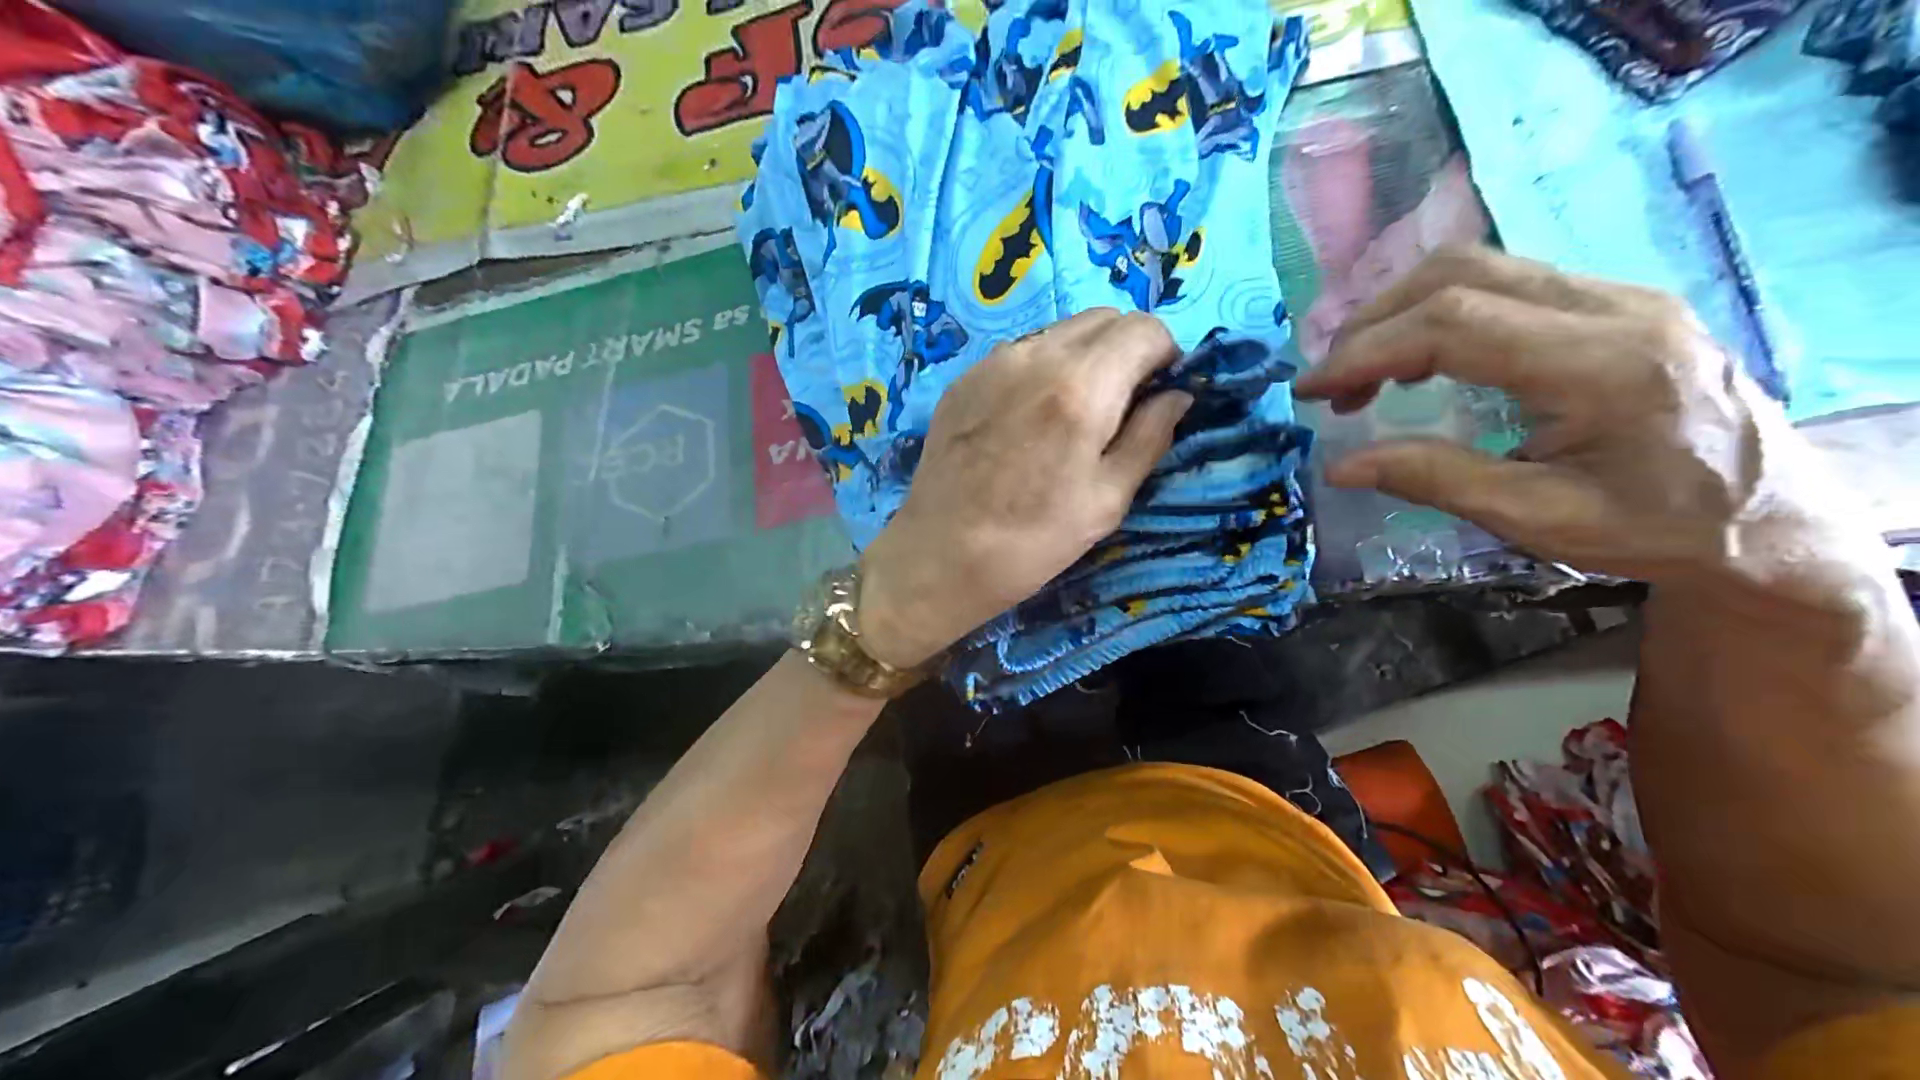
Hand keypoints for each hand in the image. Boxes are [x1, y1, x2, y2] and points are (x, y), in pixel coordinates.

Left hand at [856, 309, 1193, 668]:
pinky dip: (1043, 368)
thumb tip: (1177, 395)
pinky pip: (1021, 353)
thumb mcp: (1108, 499)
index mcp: (1081, 386)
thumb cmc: (1033, 540)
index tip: (1160, 391)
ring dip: (1085, 356)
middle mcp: (1036, 356)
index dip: (1165, 355)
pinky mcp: (964, 379)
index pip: (1144, 329)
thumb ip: (1149, 436)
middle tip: (1124, 402)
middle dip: (1127, 349)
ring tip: (1075, 413)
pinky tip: (1031, 419)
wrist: (939, 557)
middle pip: (1103, 319)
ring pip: (1060, 332)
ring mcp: (993, 363)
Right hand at [1293, 245, 1843, 588]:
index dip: (1364, 351)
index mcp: (1601, 365)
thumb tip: (1339, 465)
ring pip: (1478, 267)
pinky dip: (1435, 313)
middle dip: (1372, 325)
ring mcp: (1617, 295)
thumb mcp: (1538, 519)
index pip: (1452, 324)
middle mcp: (1614, 307)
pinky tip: (1415, 359)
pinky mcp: (1611, 301)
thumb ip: (1435, 480)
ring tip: (1363, 374)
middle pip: (1459, 274)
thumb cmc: (1655, 527)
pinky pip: (1502, 283)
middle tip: (1332, 386)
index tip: (1308, 390)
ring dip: (1399, 313)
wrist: (1768, 513)